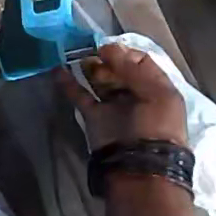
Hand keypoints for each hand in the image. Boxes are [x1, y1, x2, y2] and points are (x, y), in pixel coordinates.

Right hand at [58, 43, 188, 150]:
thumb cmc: (154, 128)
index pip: (141, 62)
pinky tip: (58, 72)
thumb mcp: (155, 95)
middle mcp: (136, 95)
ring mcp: (113, 107)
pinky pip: (80, 97)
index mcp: (157, 89)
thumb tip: (107, 47)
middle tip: (90, 54)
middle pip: (119, 70)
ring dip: (88, 68)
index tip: (106, 48)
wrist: (137, 168)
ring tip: (75, 57)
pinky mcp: (94, 118)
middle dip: (105, 60)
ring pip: (99, 81)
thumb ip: (133, 69)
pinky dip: (69, 85)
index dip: (124, 53)